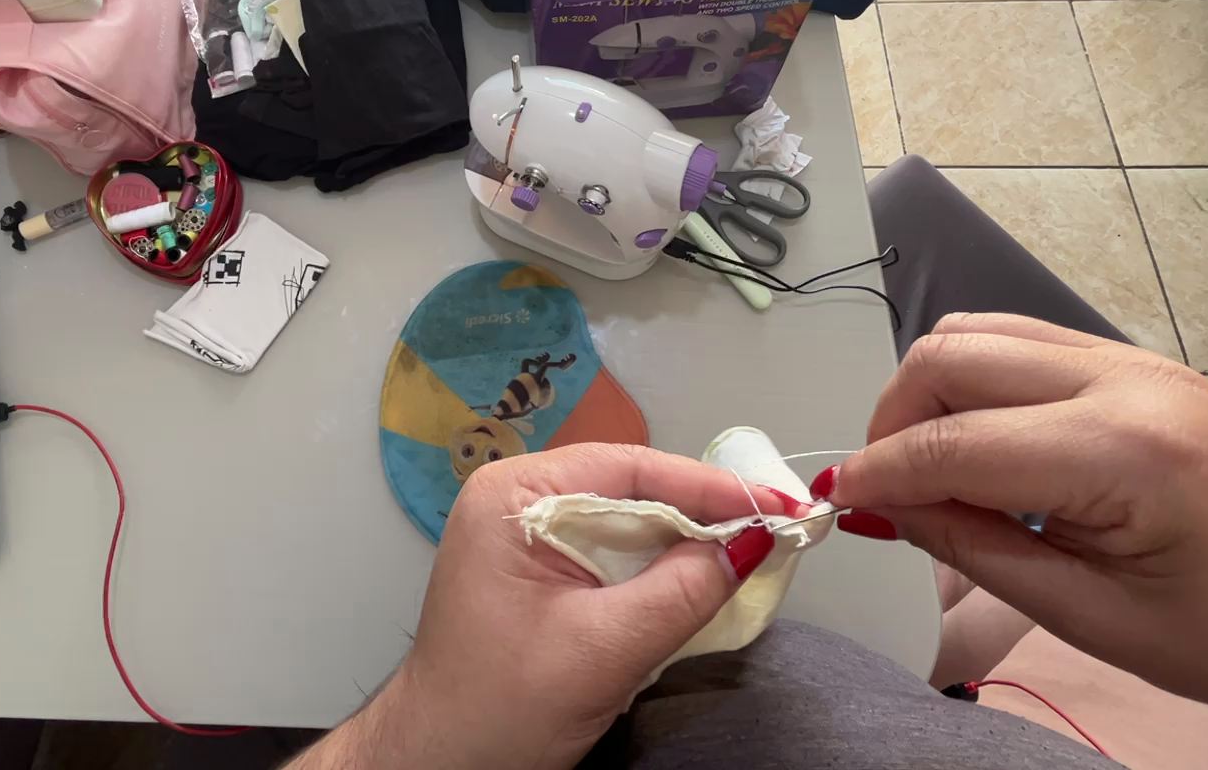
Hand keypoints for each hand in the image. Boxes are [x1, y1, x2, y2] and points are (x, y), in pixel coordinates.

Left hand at [293, 444, 796, 769]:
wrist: (435, 763)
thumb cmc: (496, 710)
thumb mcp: (600, 651)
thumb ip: (679, 593)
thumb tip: (749, 544)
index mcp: (513, 494)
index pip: (625, 467)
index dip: (705, 484)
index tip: (772, 502)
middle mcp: (518, 495)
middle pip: (627, 484)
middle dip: (699, 508)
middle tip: (772, 522)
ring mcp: (527, 525)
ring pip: (623, 514)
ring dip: (683, 535)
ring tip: (749, 544)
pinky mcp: (541, 559)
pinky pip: (611, 544)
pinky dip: (657, 560)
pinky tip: (698, 572)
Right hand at [818, 313, 1207, 766]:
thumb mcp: (1088, 615)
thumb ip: (967, 545)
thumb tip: (877, 502)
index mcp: (1129, 453)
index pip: (955, 442)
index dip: (881, 470)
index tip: (838, 500)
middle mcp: (1125, 378)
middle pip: (948, 358)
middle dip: (893, 419)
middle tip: (887, 485)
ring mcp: (1129, 356)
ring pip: (970, 331)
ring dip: (924, 389)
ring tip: (927, 456)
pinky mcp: (1127, 357)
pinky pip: (1009, 335)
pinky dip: (964, 374)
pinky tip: (975, 429)